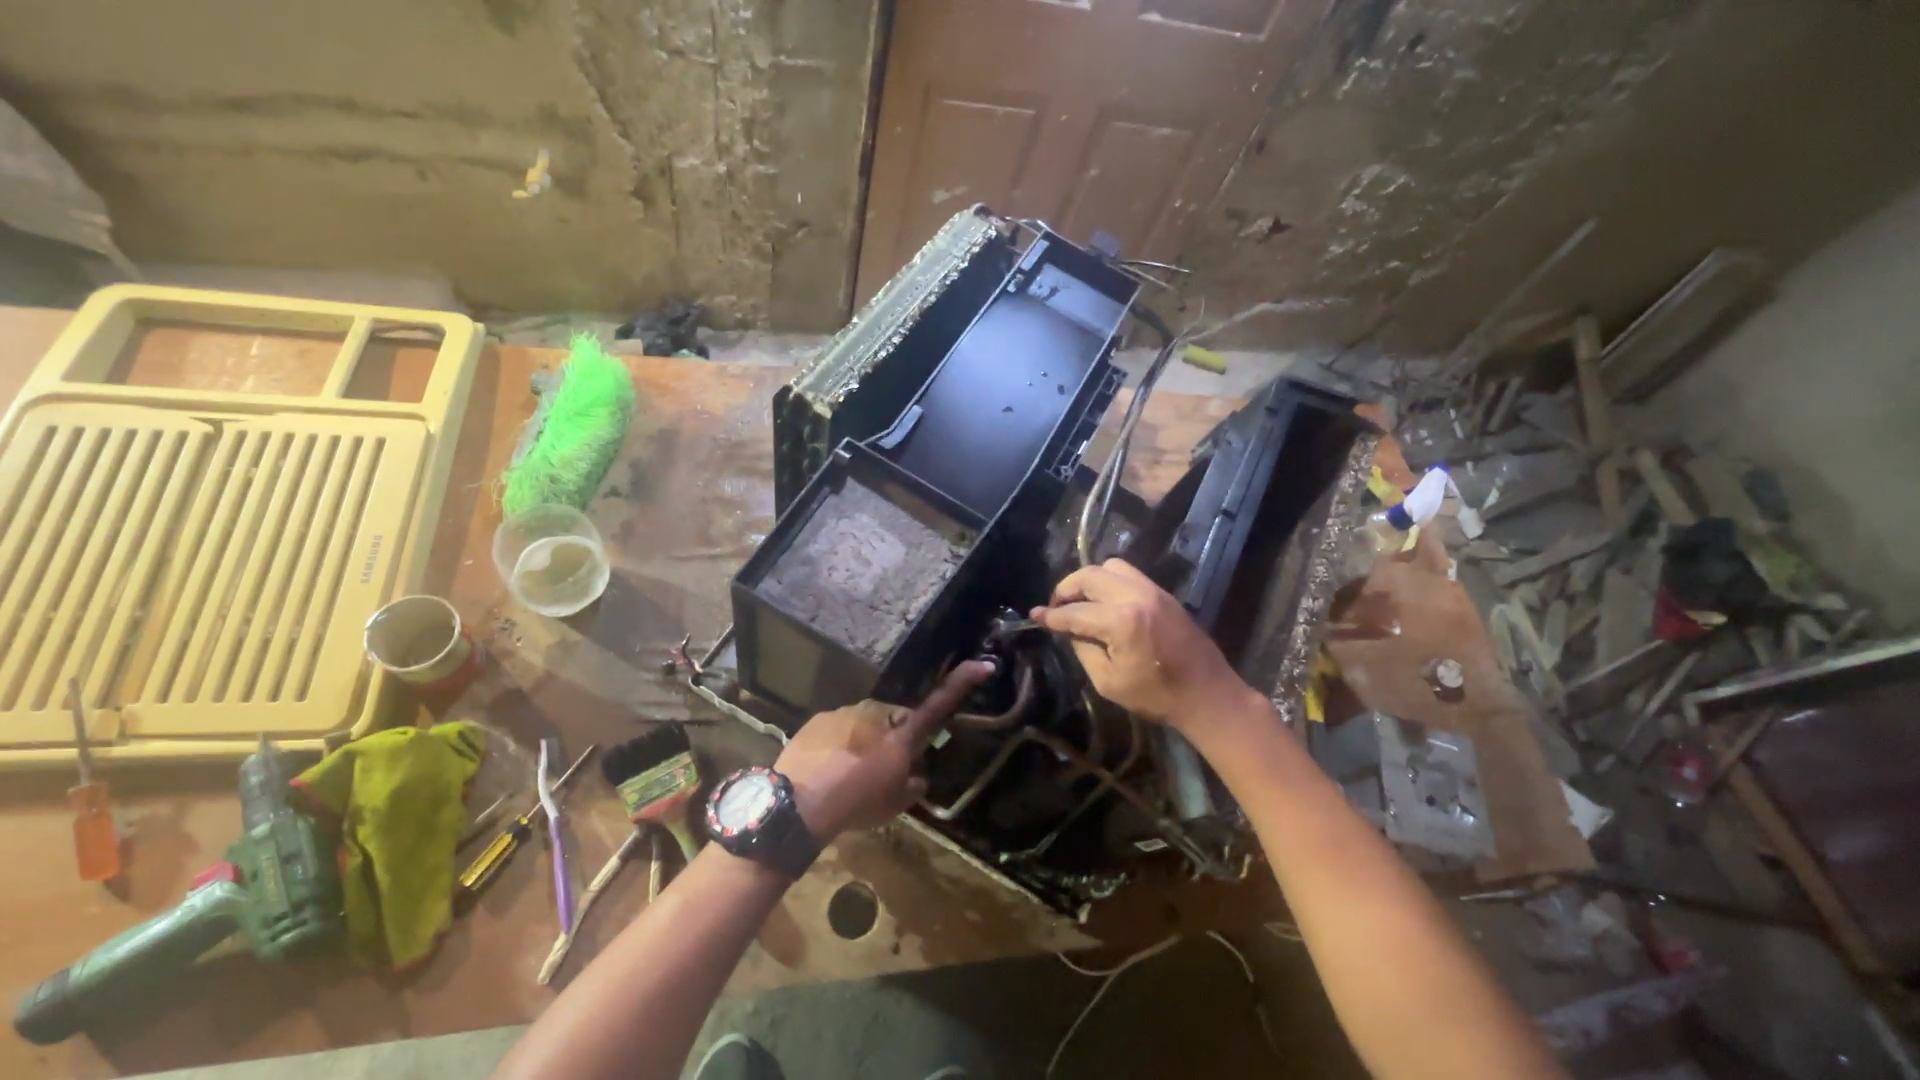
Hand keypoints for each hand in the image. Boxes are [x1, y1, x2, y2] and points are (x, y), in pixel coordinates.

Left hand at [775, 661, 994, 839]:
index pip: (939, 704)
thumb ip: (913, 785)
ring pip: (864, 723)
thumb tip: (918, 775)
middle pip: (895, 719)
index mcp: (902, 733)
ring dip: (863, 741)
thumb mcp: (895, 804)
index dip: (962, 683)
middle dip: (894, 736)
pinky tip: (828, 769)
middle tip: (884, 769)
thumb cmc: (857, 803)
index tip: (981, 664)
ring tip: (849, 774)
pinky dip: (837, 745)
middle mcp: (876, 713)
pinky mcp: (818, 720)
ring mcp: (844, 713)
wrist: (799, 804)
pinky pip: (837, 729)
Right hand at [1032, 558, 1254, 734]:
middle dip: (1066, 589)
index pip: (1075, 612)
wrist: (1207, 694)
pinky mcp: (1164, 594)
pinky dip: (1110, 581)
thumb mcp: (1109, 682)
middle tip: (1056, 607)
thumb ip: (1084, 650)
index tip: (1034, 616)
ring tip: (1081, 601)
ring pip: (1111, 566)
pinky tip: (1104, 602)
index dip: (1051, 616)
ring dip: (1089, 579)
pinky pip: (1129, 574)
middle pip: (1089, 575)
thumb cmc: (1157, 695)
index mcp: (1121, 621)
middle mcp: (1135, 595)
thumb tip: (1070, 631)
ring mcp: (1152, 590)